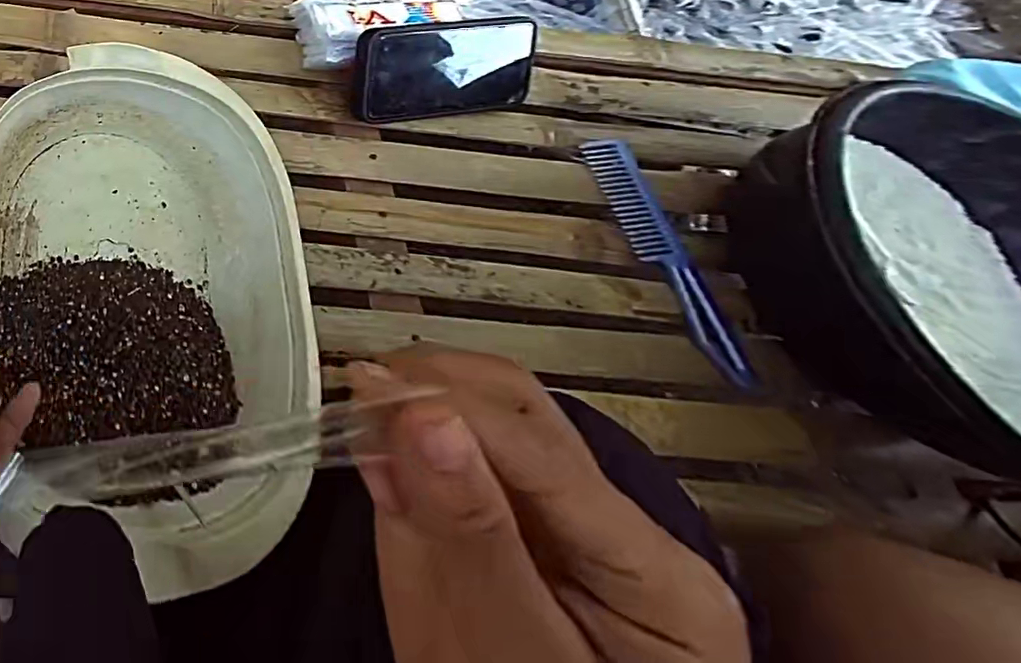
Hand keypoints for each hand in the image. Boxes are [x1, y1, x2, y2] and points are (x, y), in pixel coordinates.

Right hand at [349, 348, 747, 662]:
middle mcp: (622, 524)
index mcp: (657, 576)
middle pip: (528, 411)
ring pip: (499, 409)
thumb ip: (466, 537)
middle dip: (438, 385)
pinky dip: (416, 429)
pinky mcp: (522, 514)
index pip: (542, 455)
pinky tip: (383, 435)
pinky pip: (465, 446)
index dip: (451, 411)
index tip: (370, 388)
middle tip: (363, 390)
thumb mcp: (504, 657)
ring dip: (425, 394)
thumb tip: (419, 417)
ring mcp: (573, 513)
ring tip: (366, 408)